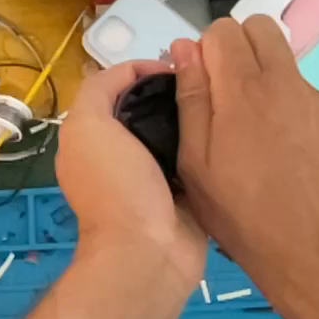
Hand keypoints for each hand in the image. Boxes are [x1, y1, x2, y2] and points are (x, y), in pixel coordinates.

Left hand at [55, 60, 207, 286]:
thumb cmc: (117, 186)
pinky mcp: (183, 195)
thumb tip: (133, 72)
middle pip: (149, 110)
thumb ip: (100, 90)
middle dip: (173, 93)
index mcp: (92, 139)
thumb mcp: (89, 126)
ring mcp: (153, 177)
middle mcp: (120, 156)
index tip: (176, 66)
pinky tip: (229, 132)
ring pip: (175, 133)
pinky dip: (208, 147)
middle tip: (207, 81)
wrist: (148, 252)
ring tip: (223, 101)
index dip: (142, 71)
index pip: (117, 89)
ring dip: (194, 118)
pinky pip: (196, 160)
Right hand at [170, 17, 318, 318]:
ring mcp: (314, 98)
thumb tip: (185, 49)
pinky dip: (284, 102)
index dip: (205, 51)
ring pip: (283, 58)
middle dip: (237, 46)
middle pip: (261, 27)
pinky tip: (279, 147)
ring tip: (251, 127)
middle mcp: (284, 82)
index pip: (223, 29)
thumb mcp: (195, 161)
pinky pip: (301, 90)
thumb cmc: (238, 212)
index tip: (200, 84)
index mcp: (243, 90)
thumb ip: (191, 98)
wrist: (310, 249)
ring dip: (261, 74)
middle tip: (224, 92)